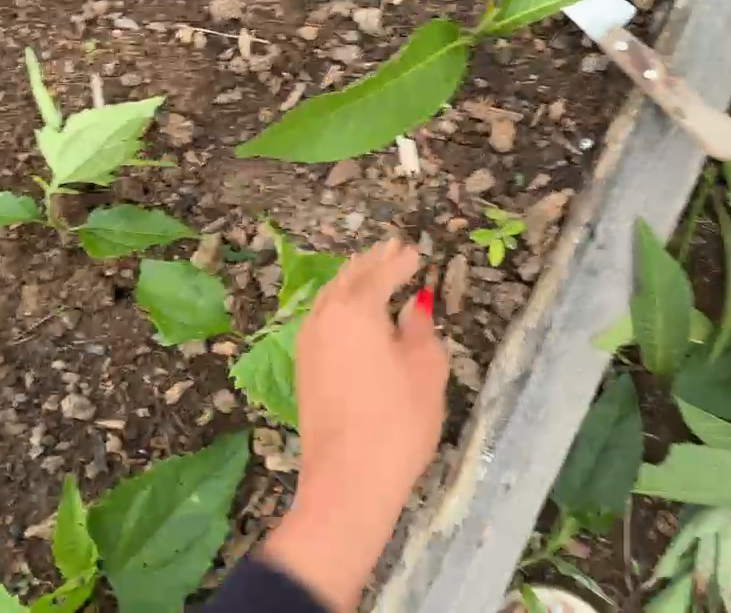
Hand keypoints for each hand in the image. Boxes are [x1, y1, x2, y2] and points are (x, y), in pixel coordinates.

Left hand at [260, 237, 448, 611]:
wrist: (348, 482)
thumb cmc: (397, 422)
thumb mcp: (426, 370)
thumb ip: (420, 329)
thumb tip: (412, 308)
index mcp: (357, 309)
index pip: (382, 273)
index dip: (400, 260)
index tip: (414, 250)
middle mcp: (326, 317)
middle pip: (350, 278)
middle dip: (372, 261)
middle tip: (391, 247)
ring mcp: (309, 342)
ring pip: (331, 296)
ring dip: (352, 279)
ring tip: (371, 270)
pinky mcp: (303, 367)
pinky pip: (322, 317)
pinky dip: (339, 303)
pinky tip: (349, 309)